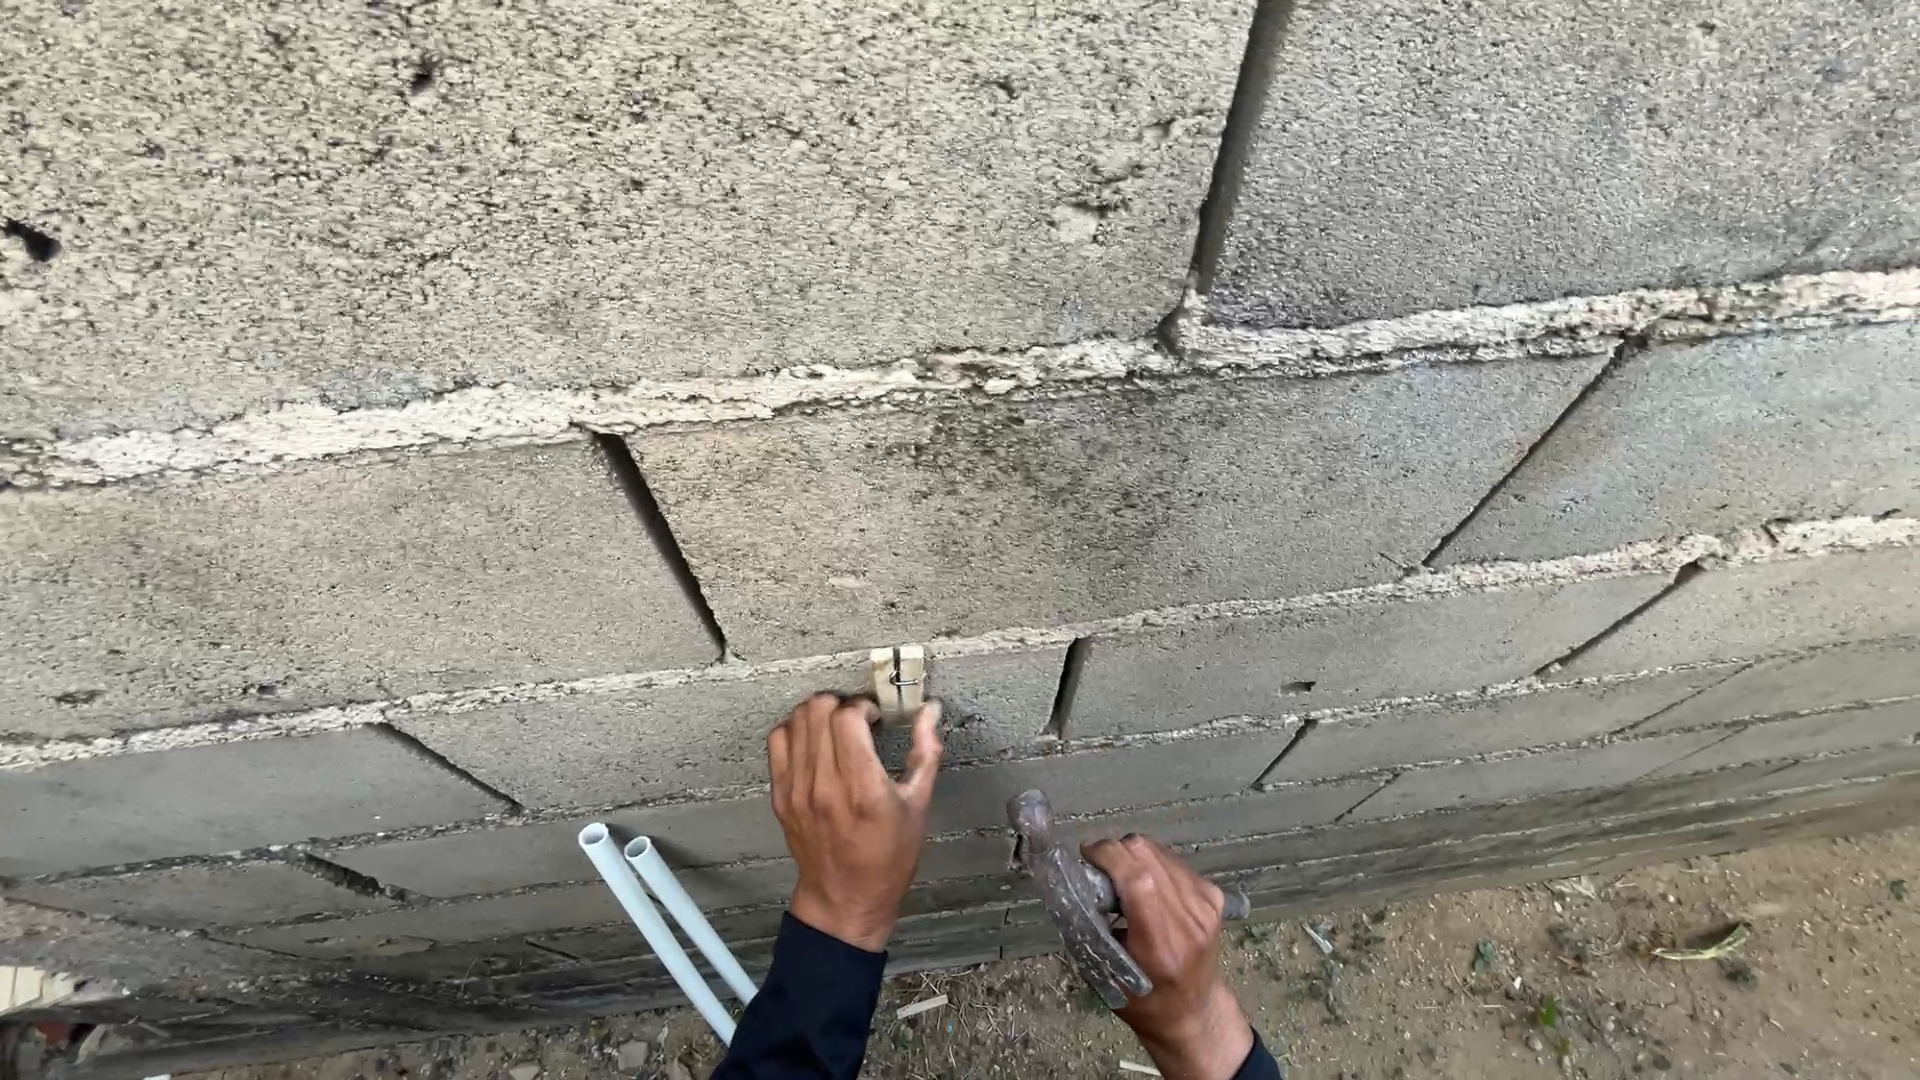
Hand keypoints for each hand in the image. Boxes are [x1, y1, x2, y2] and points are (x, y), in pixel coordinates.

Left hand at [767, 693, 943, 951]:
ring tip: (836, 727)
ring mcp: (797, 790)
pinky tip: (814, 740)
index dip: (864, 706)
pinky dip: (795, 729)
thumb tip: (930, 711)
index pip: (848, 717)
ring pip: (796, 720)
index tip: (876, 717)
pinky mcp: (781, 796)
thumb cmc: (888, 857)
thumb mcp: (918, 804)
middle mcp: (825, 785)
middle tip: (856, 718)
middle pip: (818, 710)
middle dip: (841, 703)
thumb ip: (926, 751)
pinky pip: (778, 741)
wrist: (846, 900)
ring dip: (818, 713)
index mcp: (863, 787)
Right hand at [1083, 834, 1253, 1079]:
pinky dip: (1150, 862)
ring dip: (1131, 854)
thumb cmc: (1143, 1001)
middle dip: (1114, 851)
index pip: (1138, 880)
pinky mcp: (1213, 895)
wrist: (1196, 1013)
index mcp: (1161, 946)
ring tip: (1122, 878)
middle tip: (1099, 869)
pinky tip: (1145, 884)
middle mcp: (1188, 921)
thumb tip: (1072, 881)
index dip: (1108, 856)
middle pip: (1146, 854)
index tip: (1086, 855)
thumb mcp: (1105, 974)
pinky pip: (1171, 858)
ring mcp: (1205, 906)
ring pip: (1157, 849)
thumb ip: (1090, 928)